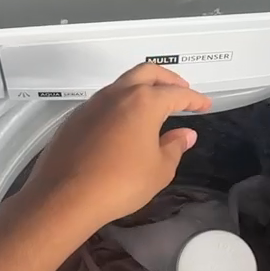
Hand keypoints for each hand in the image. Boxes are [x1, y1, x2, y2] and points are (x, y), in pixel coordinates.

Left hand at [19, 64, 211, 231]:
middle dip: (168, 78)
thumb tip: (184, 135)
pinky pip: (104, 102)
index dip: (194, 99)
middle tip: (181, 90)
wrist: (65, 197)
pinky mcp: (75, 118)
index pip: (176, 94)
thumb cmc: (120, 183)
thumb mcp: (160, 169)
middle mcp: (117, 94)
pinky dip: (121, 104)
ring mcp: (93, 104)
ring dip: (141, 88)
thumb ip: (175, 147)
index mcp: (144, 102)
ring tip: (154, 106)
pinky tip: (124, 124)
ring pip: (122, 84)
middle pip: (147, 73)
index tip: (204, 104)